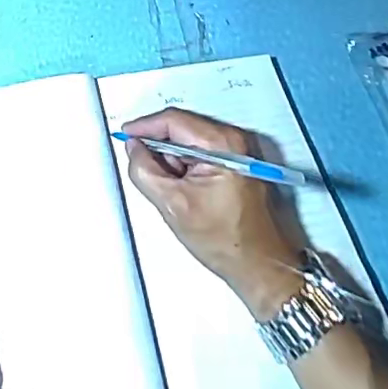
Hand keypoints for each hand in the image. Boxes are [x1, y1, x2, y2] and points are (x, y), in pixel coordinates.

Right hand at [122, 108, 308, 319]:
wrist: (260, 268)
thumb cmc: (228, 241)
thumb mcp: (172, 204)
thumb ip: (144, 169)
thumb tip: (134, 148)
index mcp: (221, 144)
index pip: (172, 120)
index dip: (144, 127)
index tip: (127, 134)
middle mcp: (232, 140)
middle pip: (179, 127)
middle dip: (158, 146)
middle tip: (147, 169)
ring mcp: (236, 150)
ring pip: (186, 140)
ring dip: (171, 157)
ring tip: (174, 189)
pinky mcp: (235, 162)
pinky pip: (198, 151)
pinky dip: (184, 164)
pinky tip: (186, 189)